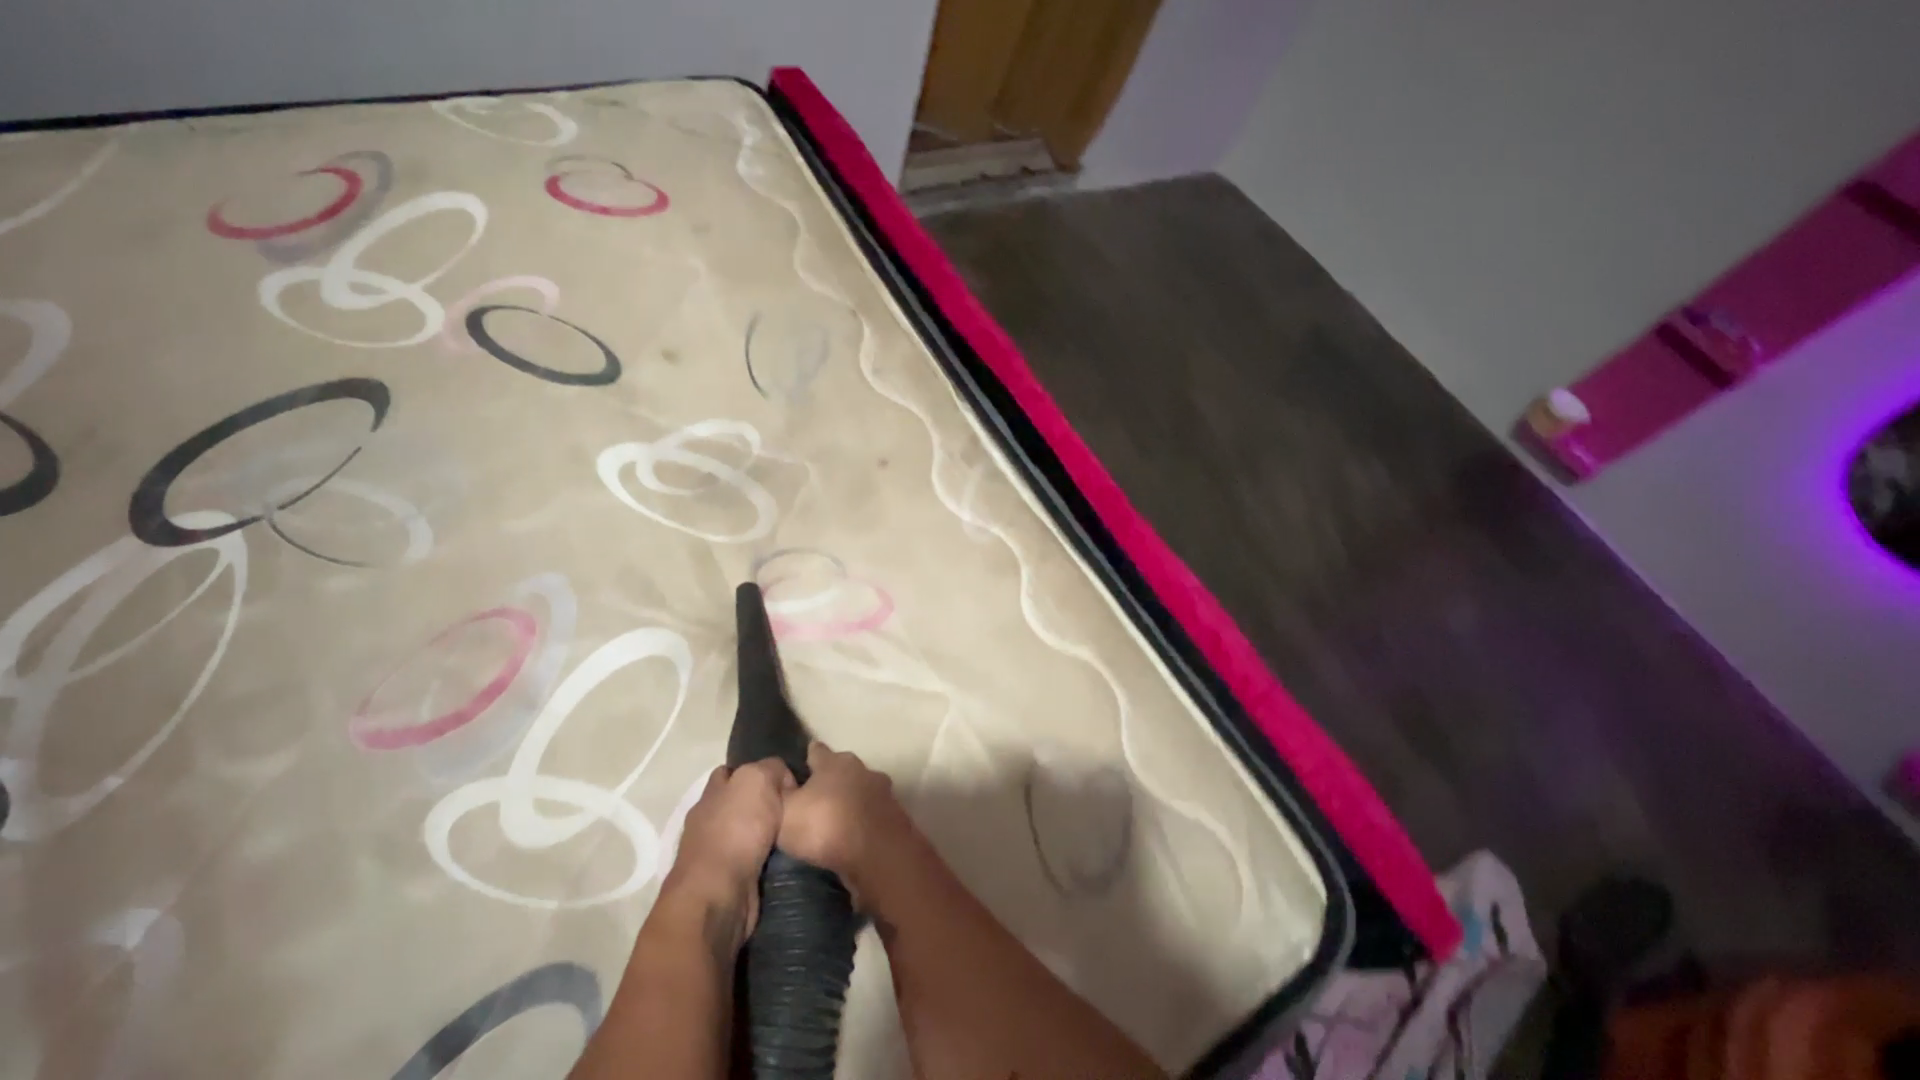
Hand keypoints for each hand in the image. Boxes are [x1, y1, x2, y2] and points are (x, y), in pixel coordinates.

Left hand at [662, 759, 793, 946]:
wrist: (719, 895)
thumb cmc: (736, 830)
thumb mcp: (756, 780)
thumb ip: (771, 769)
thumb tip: (782, 781)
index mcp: (713, 794)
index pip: (733, 773)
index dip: (758, 772)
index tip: (789, 780)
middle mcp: (712, 821)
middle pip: (745, 805)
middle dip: (770, 806)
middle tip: (803, 808)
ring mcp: (720, 854)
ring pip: (754, 836)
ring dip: (775, 836)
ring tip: (805, 833)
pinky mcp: (732, 883)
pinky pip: (759, 864)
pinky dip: (774, 862)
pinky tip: (794, 860)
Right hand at [777, 742, 911, 906]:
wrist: (878, 857)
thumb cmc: (825, 826)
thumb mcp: (785, 811)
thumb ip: (779, 793)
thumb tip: (777, 779)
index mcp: (835, 762)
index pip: (816, 751)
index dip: (805, 760)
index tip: (796, 770)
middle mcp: (863, 769)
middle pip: (841, 771)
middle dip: (829, 782)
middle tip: (812, 801)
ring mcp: (884, 793)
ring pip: (860, 792)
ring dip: (849, 803)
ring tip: (833, 823)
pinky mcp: (896, 818)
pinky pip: (872, 815)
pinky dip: (863, 823)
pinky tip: (852, 837)